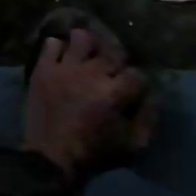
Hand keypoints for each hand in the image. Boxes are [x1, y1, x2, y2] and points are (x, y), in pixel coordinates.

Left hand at [24, 29, 157, 181]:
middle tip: (111, 73)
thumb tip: (153, 96)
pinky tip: (63, 58)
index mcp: (114, 93)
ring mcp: (64, 68)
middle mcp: (90, 74)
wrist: (51, 156)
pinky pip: (51, 44)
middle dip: (116, 61)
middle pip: (111, 52)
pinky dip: (59, 47)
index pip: (136, 73)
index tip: (132, 90)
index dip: (137, 82)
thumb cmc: (95, 154)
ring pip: (81, 39)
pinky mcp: (43, 69)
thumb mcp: (134, 146)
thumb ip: (149, 119)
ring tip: (88, 56)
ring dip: (88, 45)